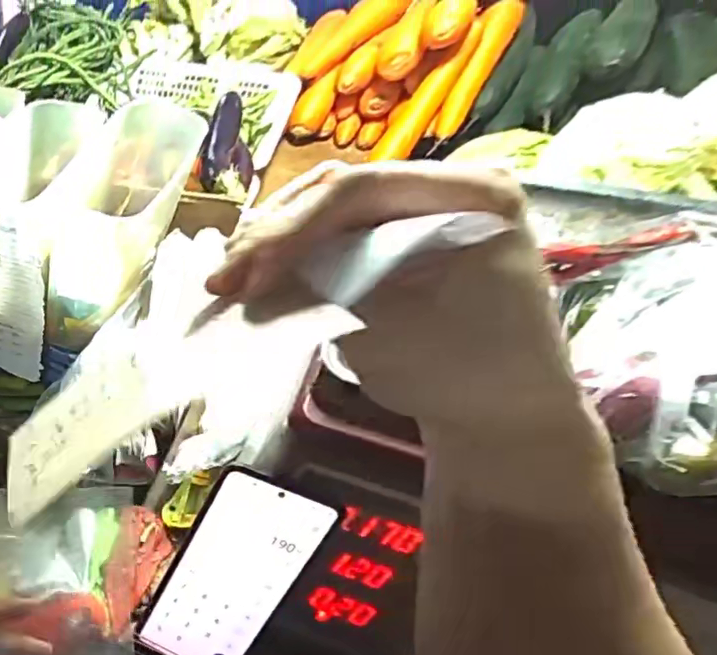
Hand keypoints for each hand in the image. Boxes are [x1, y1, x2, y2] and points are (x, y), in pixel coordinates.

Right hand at [209, 162, 581, 439]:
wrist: (496, 403)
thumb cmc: (460, 369)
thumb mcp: (393, 330)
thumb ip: (329, 292)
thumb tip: (255, 284)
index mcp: (467, 193)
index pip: (357, 190)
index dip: (288, 231)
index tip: (242, 279)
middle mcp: (438, 189)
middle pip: (333, 193)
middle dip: (268, 235)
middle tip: (220, 282)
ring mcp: (411, 215)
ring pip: (321, 211)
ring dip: (268, 244)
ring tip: (228, 281)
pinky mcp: (387, 243)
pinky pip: (326, 236)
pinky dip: (284, 257)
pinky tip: (253, 278)